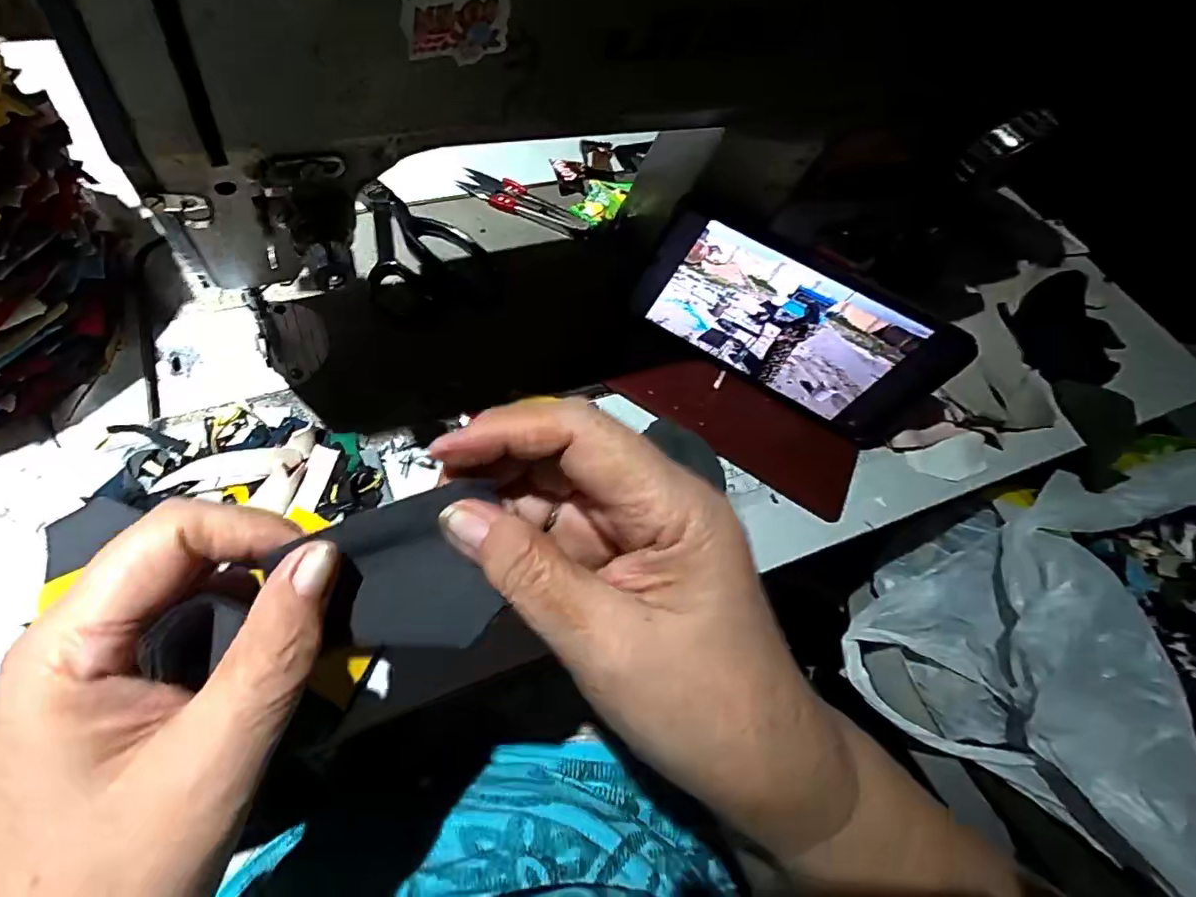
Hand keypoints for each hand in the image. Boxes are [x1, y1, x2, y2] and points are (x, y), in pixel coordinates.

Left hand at [0, 500, 336, 896]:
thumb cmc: (125, 871)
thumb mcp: (215, 757)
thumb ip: (274, 652)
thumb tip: (324, 557)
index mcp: (65, 643)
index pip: (168, 533)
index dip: (249, 530)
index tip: (316, 562)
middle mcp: (69, 634)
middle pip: (173, 548)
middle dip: (254, 552)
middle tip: (318, 583)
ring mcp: (89, 656)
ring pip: (182, 576)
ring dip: (250, 580)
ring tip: (302, 607)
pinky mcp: (114, 678)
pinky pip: (182, 613)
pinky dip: (237, 610)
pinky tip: (267, 638)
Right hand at [431, 402, 1021, 895]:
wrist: (761, 767)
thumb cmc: (698, 708)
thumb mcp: (603, 643)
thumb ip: (526, 573)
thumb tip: (452, 514)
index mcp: (672, 502)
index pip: (584, 432)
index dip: (510, 428)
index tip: (444, 450)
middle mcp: (658, 498)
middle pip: (572, 449)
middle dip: (502, 455)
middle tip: (434, 479)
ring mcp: (643, 526)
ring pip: (563, 485)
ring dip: (506, 490)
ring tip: (447, 507)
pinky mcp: (628, 555)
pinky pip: (567, 525)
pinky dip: (523, 528)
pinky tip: (486, 535)